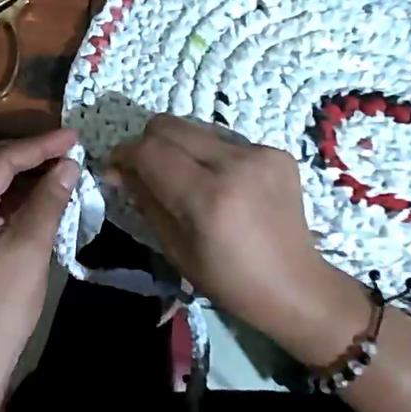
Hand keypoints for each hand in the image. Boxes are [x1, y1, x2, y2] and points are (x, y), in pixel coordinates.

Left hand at [0, 128, 80, 407]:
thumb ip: (49, 199)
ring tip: (68, 165)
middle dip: (36, 156)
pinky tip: (49, 193)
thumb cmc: (1, 304)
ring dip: (32, 177)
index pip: (4, 159)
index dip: (42, 145)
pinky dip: (24, 198)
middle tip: (75, 147)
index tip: (76, 135)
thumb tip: (70, 163)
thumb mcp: (30, 247)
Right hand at [109, 115, 369, 365]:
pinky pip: (225, 140)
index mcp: (207, 197)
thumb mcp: (175, 247)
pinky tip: (223, 184)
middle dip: (147, 142)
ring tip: (186, 178)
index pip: (150, 151)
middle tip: (144, 168)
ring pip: (196, 128)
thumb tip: (117, 169)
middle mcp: (235, 165)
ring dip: (180, 147)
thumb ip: (145, 199)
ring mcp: (260, 153)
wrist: (295, 285)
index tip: (114, 167)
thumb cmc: (228, 279)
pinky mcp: (277, 151)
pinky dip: (211, 156)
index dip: (124, 154)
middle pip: (169, 126)